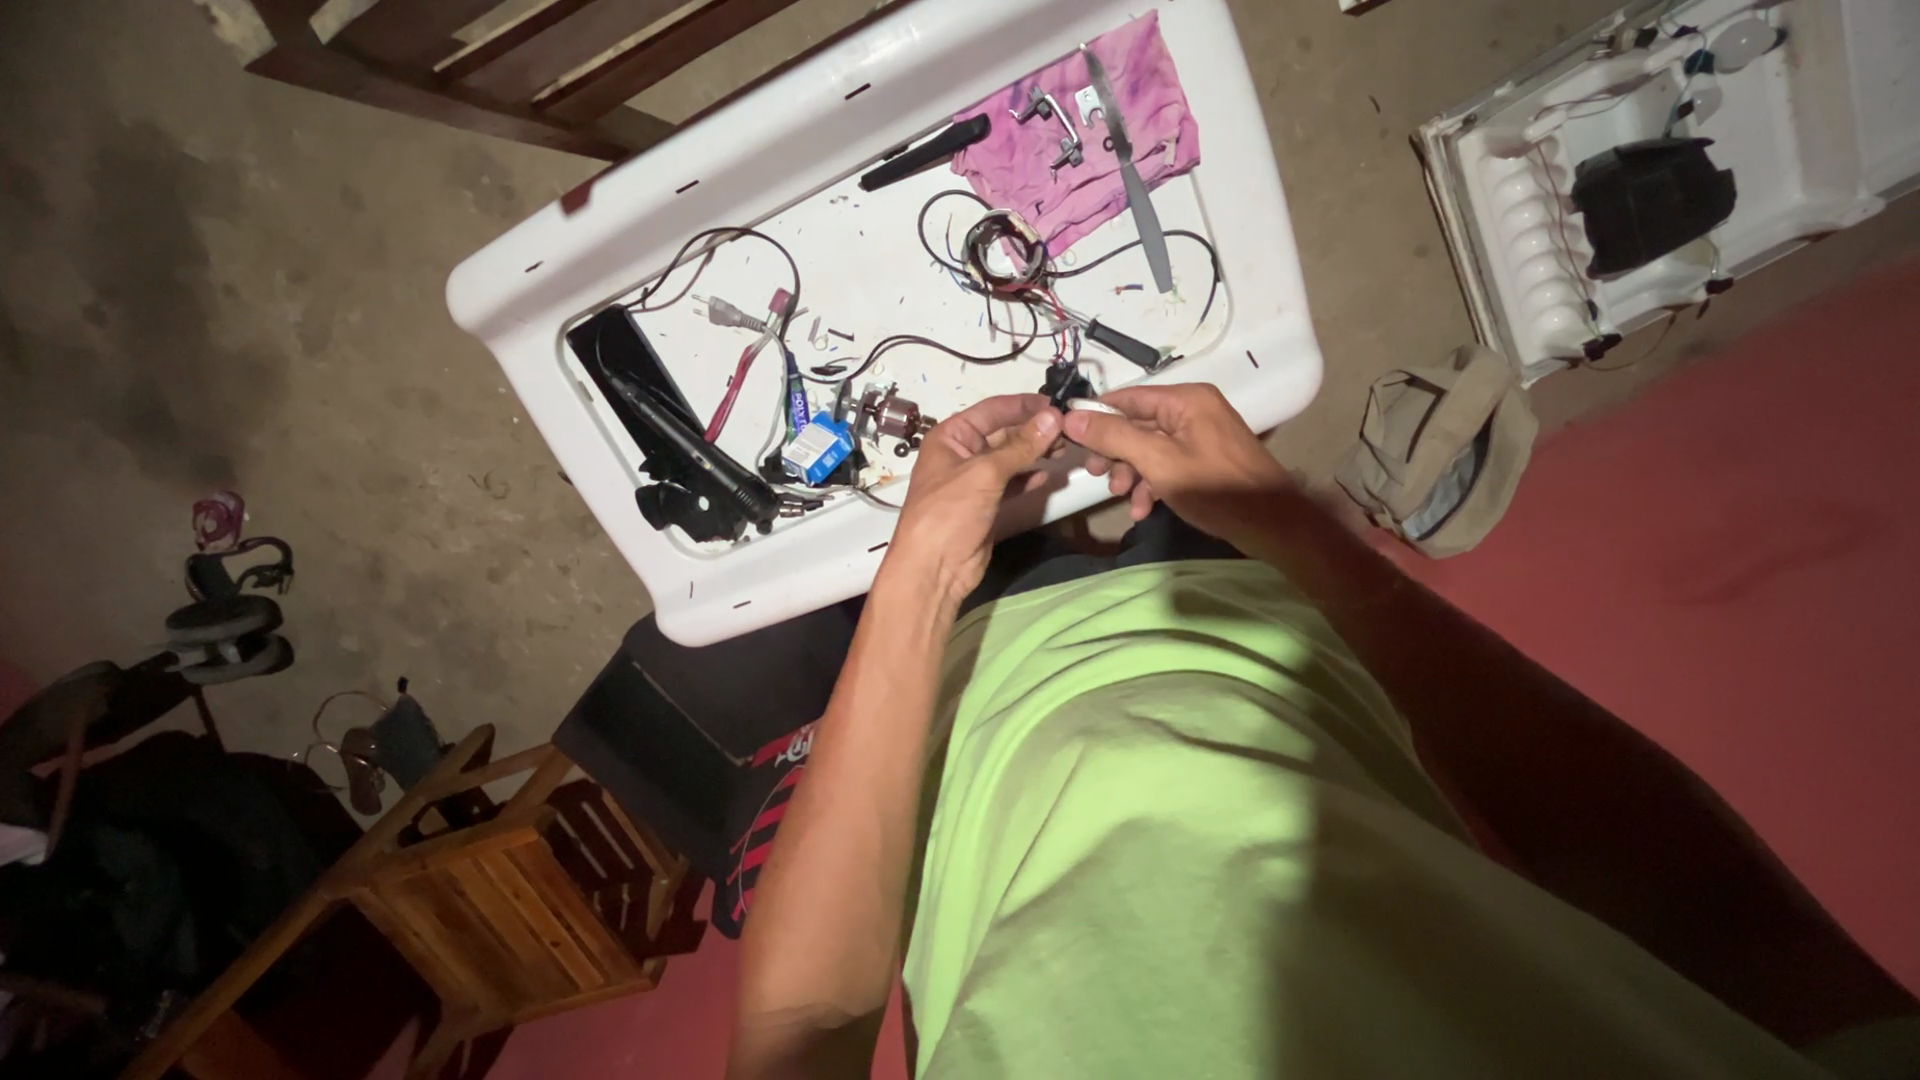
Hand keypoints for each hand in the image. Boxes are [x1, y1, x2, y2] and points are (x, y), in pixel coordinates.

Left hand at [889, 394, 1061, 605]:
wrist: (933, 568)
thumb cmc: (949, 512)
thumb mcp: (985, 473)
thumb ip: (1021, 446)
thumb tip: (1054, 417)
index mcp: (951, 436)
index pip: (992, 409)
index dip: (1024, 405)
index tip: (1058, 405)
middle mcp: (961, 453)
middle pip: (1003, 433)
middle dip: (1034, 430)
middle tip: (1068, 430)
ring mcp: (975, 481)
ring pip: (1010, 459)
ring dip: (1035, 453)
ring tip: (1063, 450)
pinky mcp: (987, 505)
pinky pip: (1012, 483)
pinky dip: (1029, 478)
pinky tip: (1049, 475)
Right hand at [1062, 383, 1292, 537]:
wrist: (1270, 523)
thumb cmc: (1213, 488)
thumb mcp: (1157, 461)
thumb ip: (1114, 437)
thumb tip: (1071, 416)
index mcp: (1184, 400)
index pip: (1126, 397)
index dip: (1095, 416)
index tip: (1068, 438)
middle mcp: (1192, 410)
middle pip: (1136, 423)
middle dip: (1113, 452)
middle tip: (1095, 475)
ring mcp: (1200, 436)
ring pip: (1148, 447)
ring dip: (1130, 473)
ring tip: (1121, 497)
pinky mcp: (1204, 460)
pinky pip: (1166, 463)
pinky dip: (1151, 483)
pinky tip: (1143, 509)